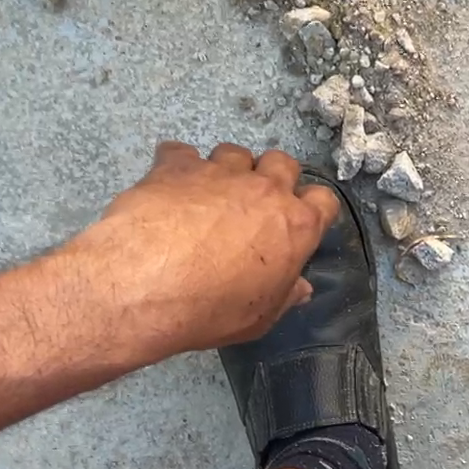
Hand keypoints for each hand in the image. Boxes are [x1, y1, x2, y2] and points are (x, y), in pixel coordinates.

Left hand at [56, 142, 339, 359]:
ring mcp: (221, 173)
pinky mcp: (177, 166)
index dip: (312, 208)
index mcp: (297, 224)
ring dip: (227, 169)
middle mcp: (266, 190)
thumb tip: (300, 288)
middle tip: (254, 201)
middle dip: (273, 176)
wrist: (143, 287)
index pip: (325, 200)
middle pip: (283, 162)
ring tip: (208, 193)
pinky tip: (167, 186)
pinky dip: (177, 165)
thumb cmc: (212, 309)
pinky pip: (180, 152)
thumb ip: (285, 295)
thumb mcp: (260, 316)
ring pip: (235, 152)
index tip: (298, 221)